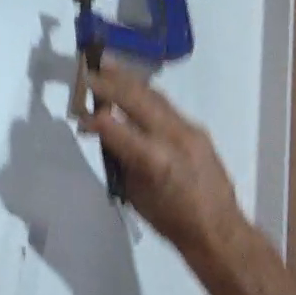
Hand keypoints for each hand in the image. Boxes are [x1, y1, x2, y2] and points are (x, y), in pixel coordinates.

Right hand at [81, 63, 245, 253]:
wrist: (219, 230)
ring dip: (127, 79)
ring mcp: (188, 130)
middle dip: (108, 82)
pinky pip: (166, 105)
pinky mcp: (197, 130)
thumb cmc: (169, 220)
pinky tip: (133, 88)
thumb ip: (120, 157)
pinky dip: (145, 94)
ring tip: (107, 64)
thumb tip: (106, 134)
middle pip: (134, 98)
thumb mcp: (133, 192)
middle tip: (87, 69)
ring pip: (153, 95)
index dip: (90, 118)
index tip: (77, 117)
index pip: (111, 125)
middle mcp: (171, 137)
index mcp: (152, 158)